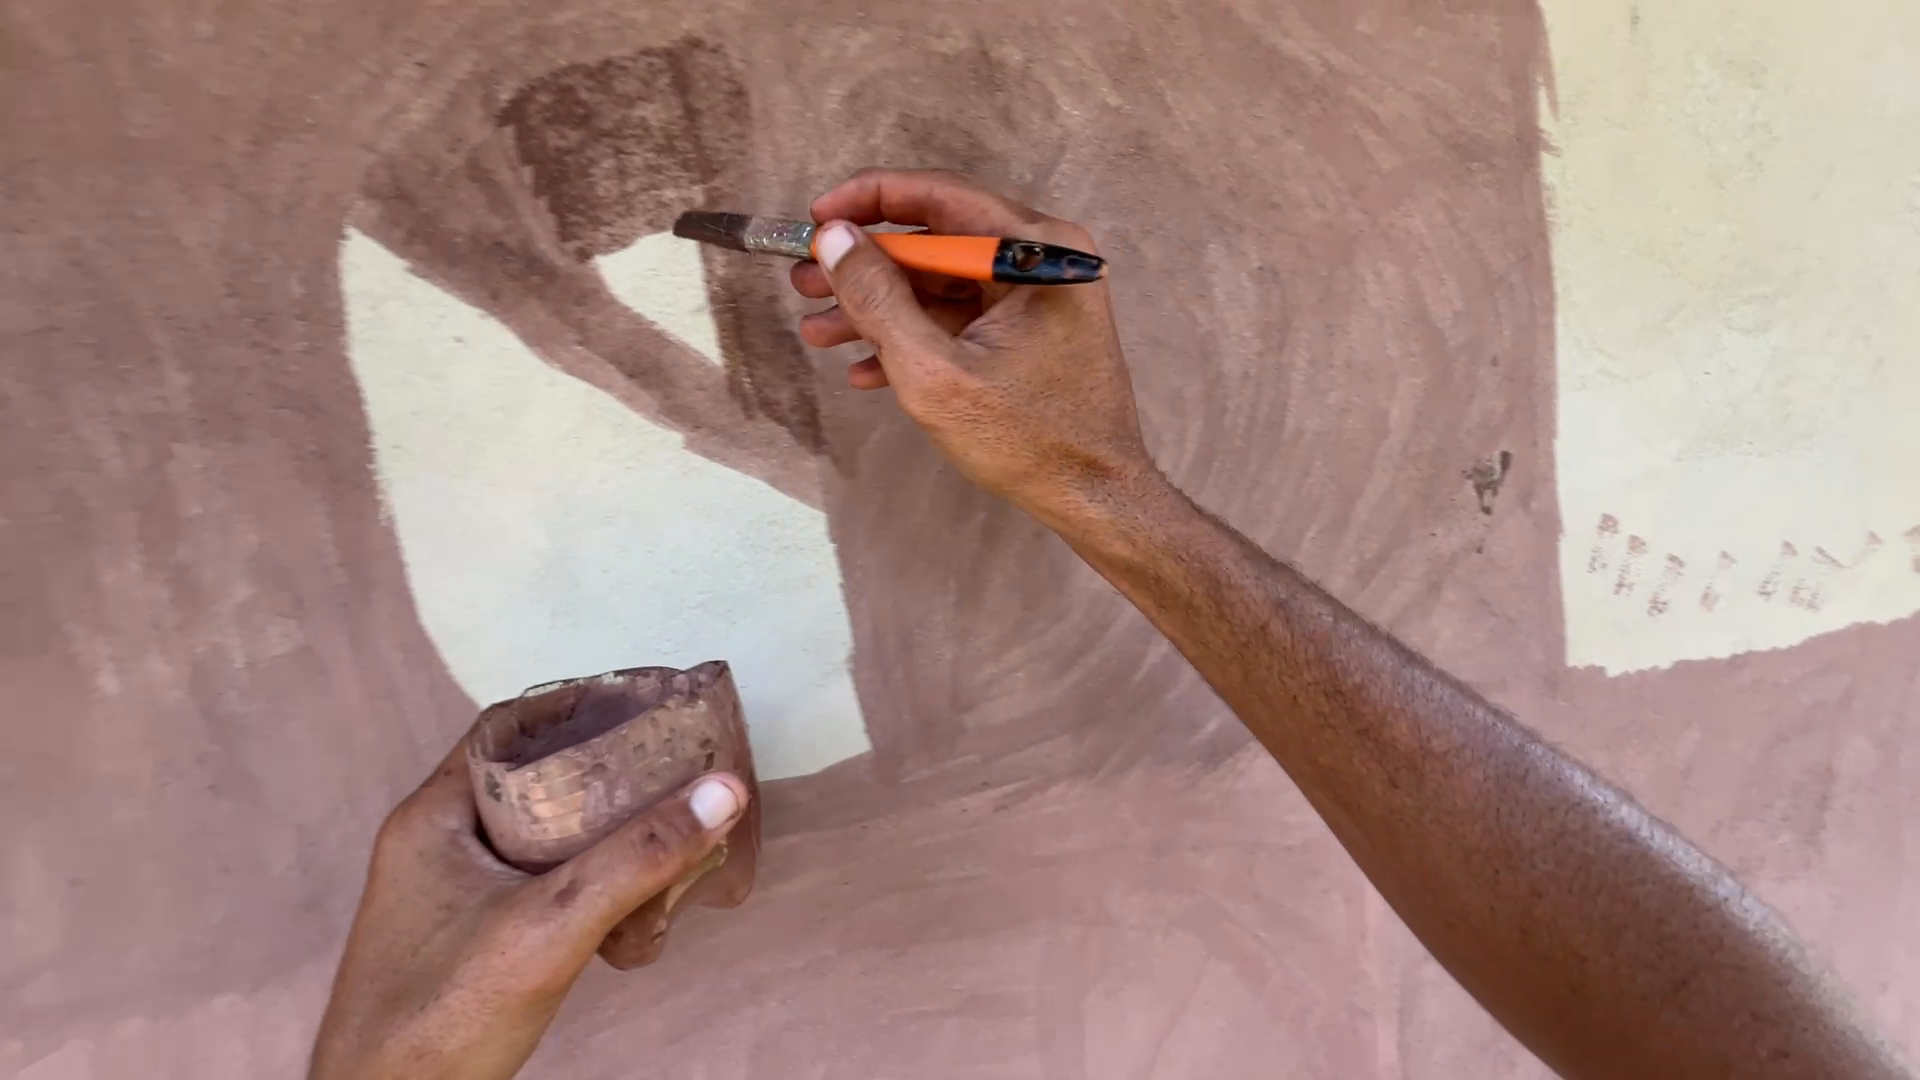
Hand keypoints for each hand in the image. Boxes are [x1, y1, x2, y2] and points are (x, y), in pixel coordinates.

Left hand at [309, 732, 750, 1079]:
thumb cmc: (446, 1019)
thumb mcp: (550, 926)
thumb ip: (637, 858)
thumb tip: (725, 787)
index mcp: (434, 818)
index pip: (508, 726)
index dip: (576, 704)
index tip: (643, 704)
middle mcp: (442, 842)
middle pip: (533, 772)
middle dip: (605, 758)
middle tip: (672, 752)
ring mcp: (458, 891)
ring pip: (544, 824)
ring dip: (604, 812)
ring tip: (669, 804)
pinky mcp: (478, 930)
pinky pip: (547, 870)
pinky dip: (594, 860)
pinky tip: (637, 876)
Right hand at [790, 169, 1155, 521]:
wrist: (1093, 499)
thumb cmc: (1025, 440)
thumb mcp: (934, 372)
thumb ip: (879, 300)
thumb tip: (832, 238)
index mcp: (1035, 249)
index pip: (938, 198)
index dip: (867, 203)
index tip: (815, 218)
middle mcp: (1042, 260)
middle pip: (935, 245)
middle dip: (864, 269)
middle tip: (804, 284)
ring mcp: (1038, 300)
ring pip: (942, 289)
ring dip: (880, 312)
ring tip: (818, 332)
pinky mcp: (1030, 336)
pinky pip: (963, 322)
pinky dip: (916, 341)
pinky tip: (865, 370)